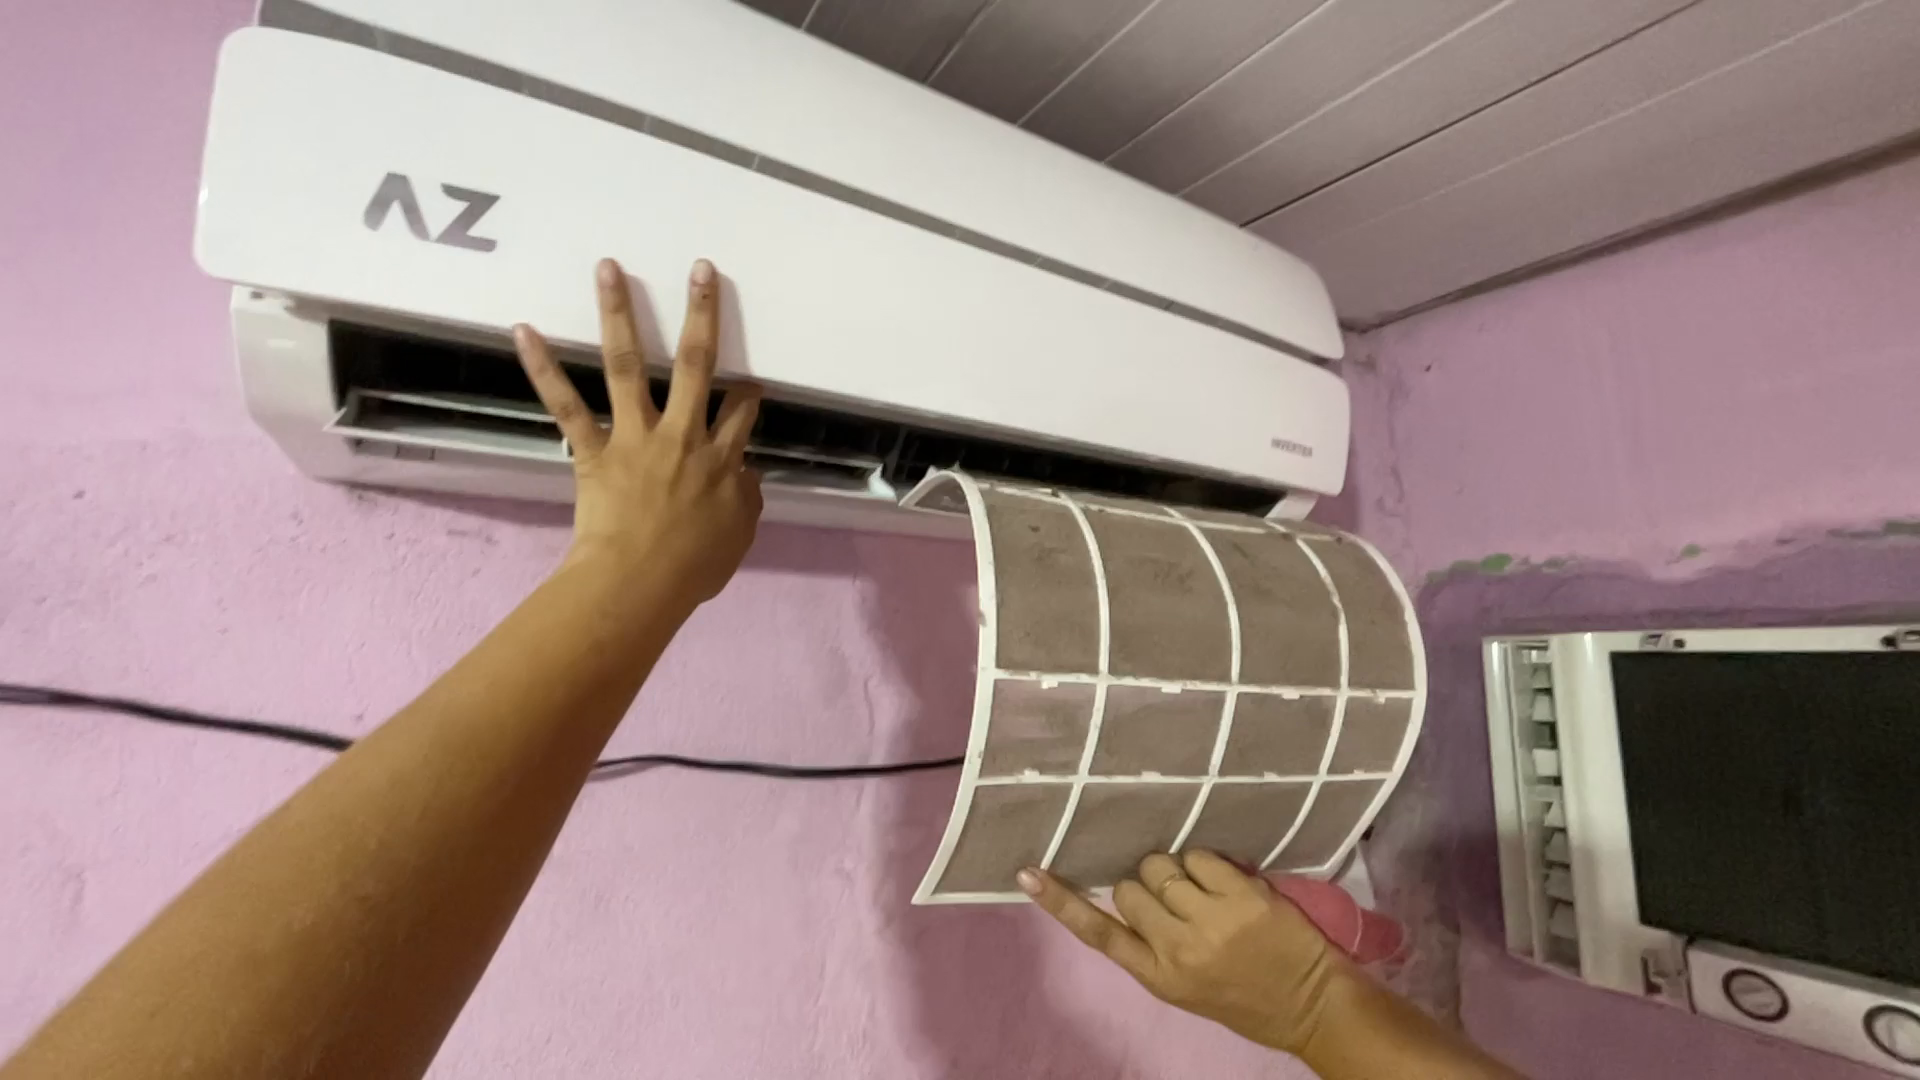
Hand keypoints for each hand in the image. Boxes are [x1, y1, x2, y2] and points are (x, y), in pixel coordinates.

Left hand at [513, 258, 761, 603]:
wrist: (639, 585)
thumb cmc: (693, 568)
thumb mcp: (739, 536)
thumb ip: (746, 499)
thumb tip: (746, 472)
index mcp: (722, 459)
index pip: (741, 412)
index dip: (749, 393)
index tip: (751, 381)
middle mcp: (684, 435)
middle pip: (697, 365)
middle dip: (702, 314)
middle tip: (700, 271)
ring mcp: (637, 437)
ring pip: (630, 365)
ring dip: (619, 313)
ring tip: (609, 268)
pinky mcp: (595, 450)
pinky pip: (567, 405)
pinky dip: (543, 368)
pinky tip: (522, 329)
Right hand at [1020, 851, 1343, 1054]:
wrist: (1314, 1007)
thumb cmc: (1245, 998)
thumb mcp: (1184, 986)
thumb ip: (1151, 941)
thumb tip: (1125, 888)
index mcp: (1157, 976)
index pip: (1097, 933)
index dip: (1061, 901)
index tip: (1027, 872)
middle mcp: (1176, 949)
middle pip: (1129, 887)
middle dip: (1147, 887)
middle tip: (1177, 902)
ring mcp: (1209, 921)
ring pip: (1161, 866)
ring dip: (1176, 871)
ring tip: (1203, 892)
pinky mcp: (1241, 898)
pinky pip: (1200, 857)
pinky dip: (1208, 864)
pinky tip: (1227, 884)